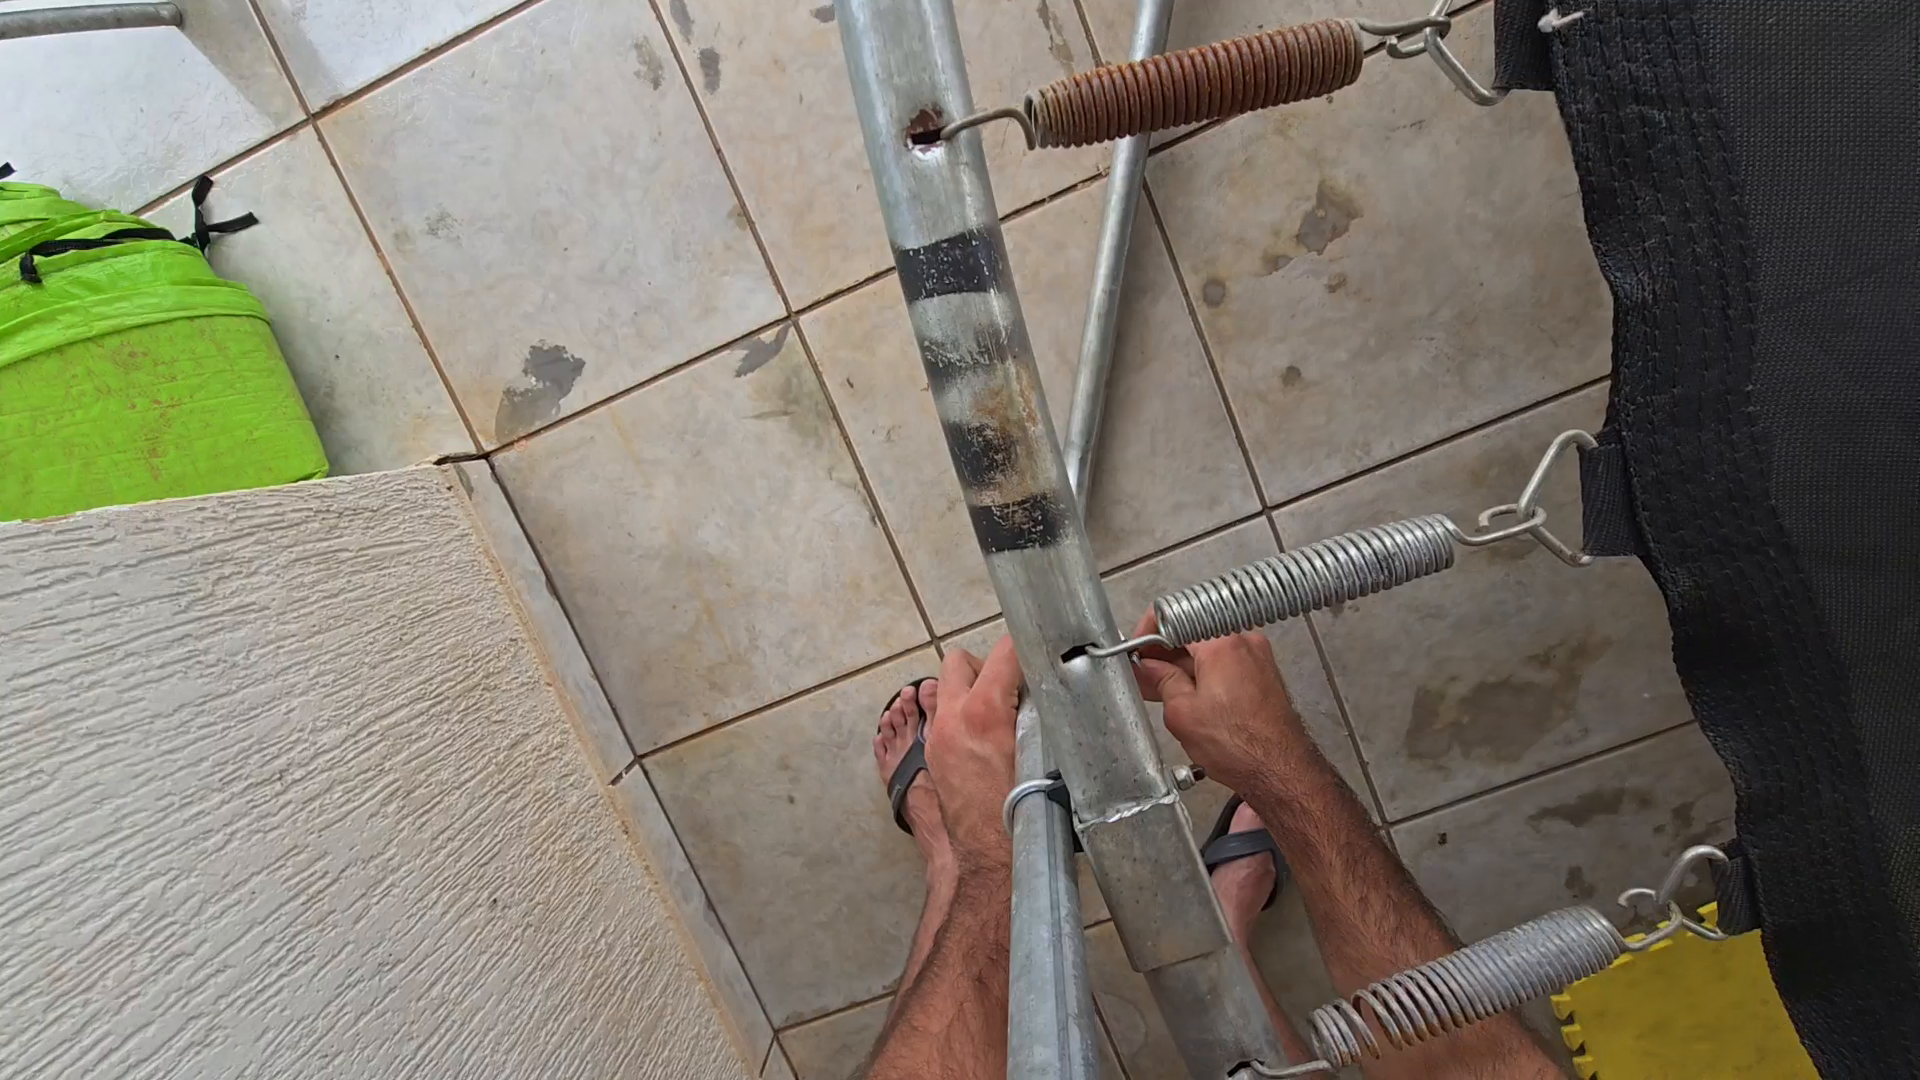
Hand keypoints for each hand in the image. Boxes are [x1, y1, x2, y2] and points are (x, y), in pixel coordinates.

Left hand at [924, 636, 1021, 874]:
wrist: (992, 858)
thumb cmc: (1025, 812)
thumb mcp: (1045, 753)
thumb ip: (1041, 711)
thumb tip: (1044, 685)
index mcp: (983, 713)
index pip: (1004, 653)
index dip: (1025, 647)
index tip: (1038, 653)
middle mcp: (952, 717)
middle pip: (959, 660)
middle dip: (987, 665)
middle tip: (1013, 686)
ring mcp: (936, 735)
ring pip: (945, 686)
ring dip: (969, 688)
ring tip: (998, 710)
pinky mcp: (932, 753)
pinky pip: (940, 714)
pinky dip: (959, 712)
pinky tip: (985, 733)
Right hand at [1129, 613, 1311, 797]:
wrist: (1281, 771)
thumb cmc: (1239, 745)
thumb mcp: (1182, 712)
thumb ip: (1161, 680)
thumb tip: (1148, 668)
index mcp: (1221, 642)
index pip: (1174, 618)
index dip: (1148, 633)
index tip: (1137, 650)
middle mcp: (1243, 641)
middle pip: (1192, 632)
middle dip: (1164, 652)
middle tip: (1143, 673)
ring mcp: (1256, 657)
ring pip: (1208, 648)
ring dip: (1182, 664)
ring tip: (1160, 689)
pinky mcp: (1263, 674)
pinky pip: (1224, 662)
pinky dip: (1203, 673)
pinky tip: (1186, 695)